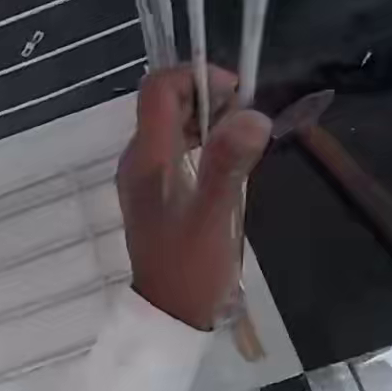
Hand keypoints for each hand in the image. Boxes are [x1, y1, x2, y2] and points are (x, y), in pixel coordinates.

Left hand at [118, 66, 271, 330]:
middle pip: (164, 103)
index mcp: (146, 157)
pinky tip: (228, 157)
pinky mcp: (156, 191)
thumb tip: (252, 113)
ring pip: (171, 125)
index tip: (236, 93)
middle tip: (247, 114)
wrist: (170, 313)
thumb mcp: (213, 216)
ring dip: (206, 118)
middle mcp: (139, 158)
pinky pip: (176, 148)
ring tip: (244, 133)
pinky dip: (202, 140)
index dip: (195, 77)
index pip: (157, 89)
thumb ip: (228, 164)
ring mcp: (145, 175)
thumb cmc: (191, 267)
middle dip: (205, 95)